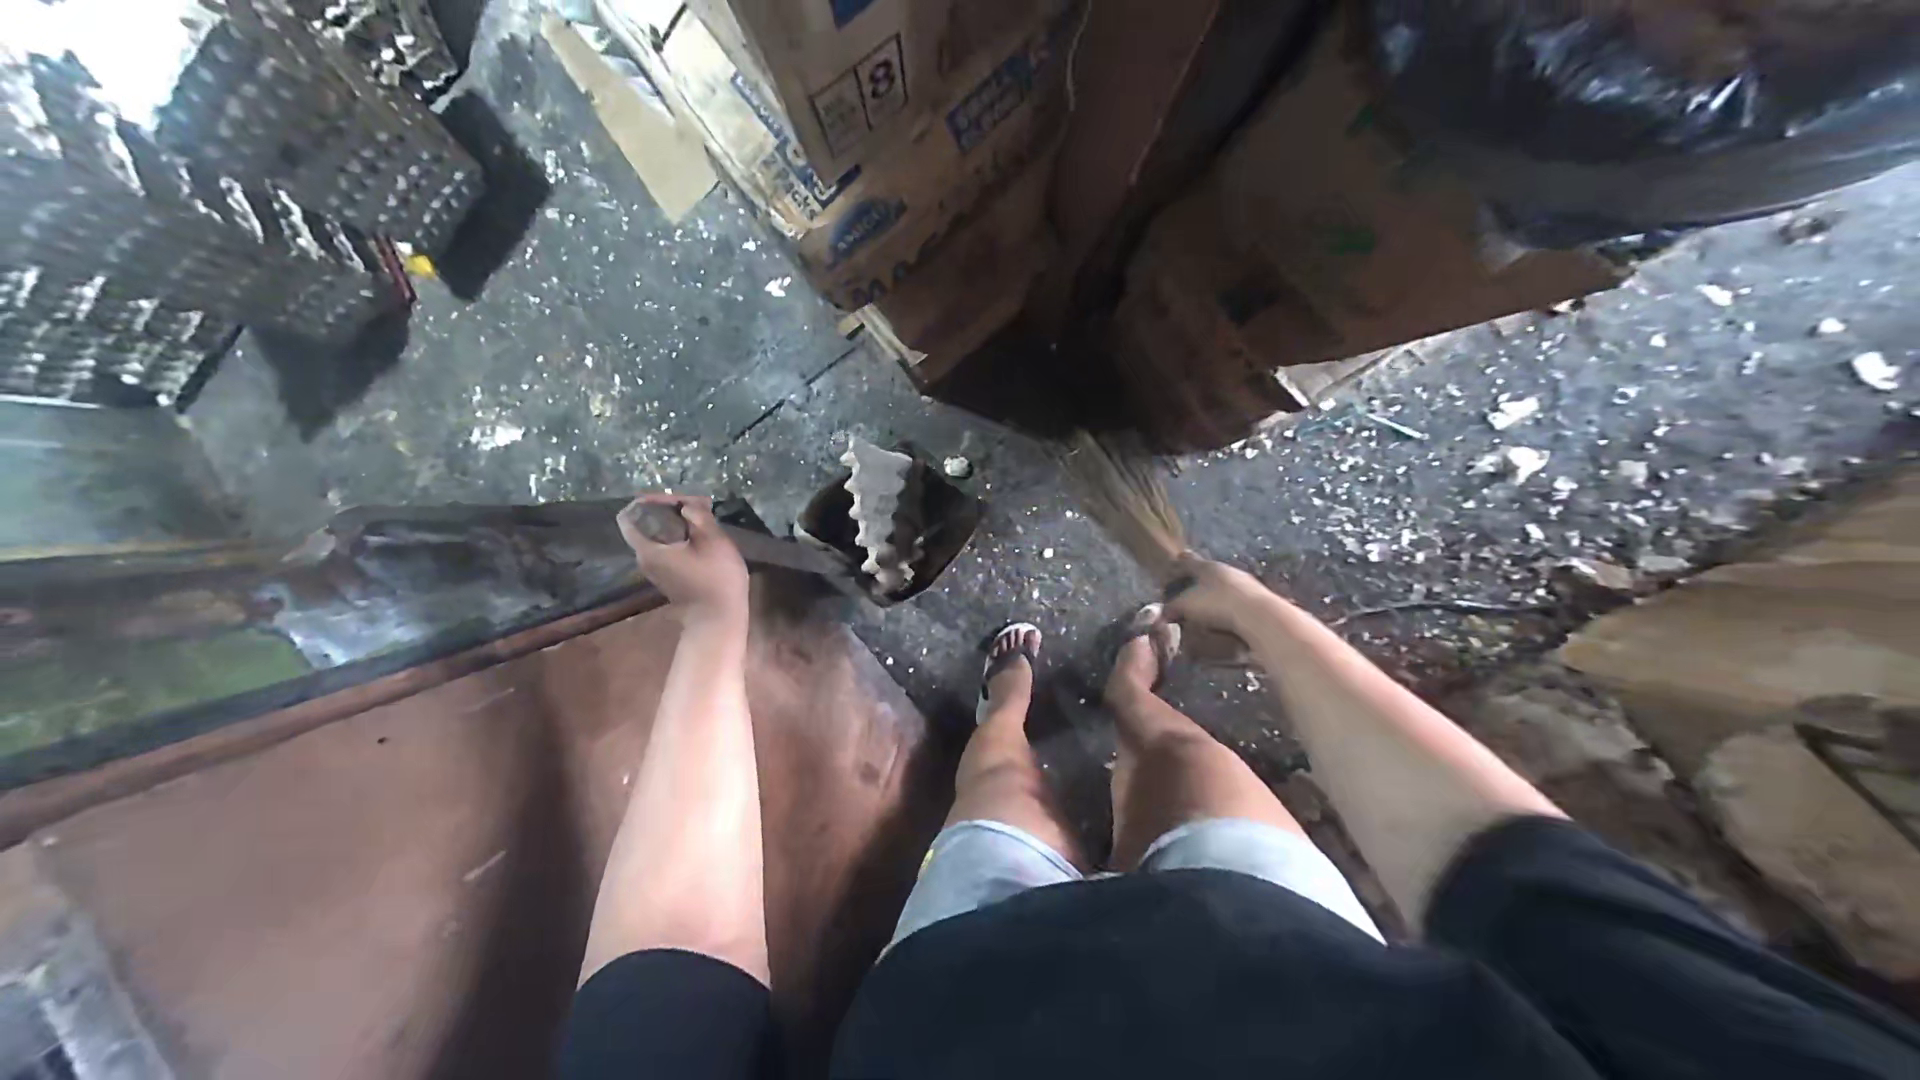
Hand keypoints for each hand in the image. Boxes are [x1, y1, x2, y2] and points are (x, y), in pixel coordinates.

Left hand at [617, 495, 748, 622]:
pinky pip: (667, 550)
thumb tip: (686, 506)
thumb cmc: (716, 578)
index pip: (629, 516)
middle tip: (697, 506)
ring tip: (702, 518)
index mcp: (648, 549)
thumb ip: (698, 516)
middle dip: (669, 510)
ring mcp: (656, 571)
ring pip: (658, 537)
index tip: (674, 498)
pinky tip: (701, 537)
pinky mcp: (669, 578)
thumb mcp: (713, 540)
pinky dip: (680, 538)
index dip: (648, 501)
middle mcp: (645, 559)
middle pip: (646, 525)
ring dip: (677, 524)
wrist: (718, 618)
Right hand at [1163, 553, 1280, 636]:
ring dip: (1211, 595)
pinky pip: (1235, 599)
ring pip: (1221, 585)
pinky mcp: (1257, 597)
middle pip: (1204, 572)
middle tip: (1183, 597)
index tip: (1167, 579)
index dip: (1174, 569)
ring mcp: (1244, 581)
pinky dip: (1226, 606)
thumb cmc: (1217, 604)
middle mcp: (1225, 569)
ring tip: (1203, 611)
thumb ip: (1172, 607)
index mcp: (1206, 565)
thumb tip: (1164, 612)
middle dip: (1193, 583)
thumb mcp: (1186, 606)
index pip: (1185, 561)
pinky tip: (1223, 619)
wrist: (1260, 616)